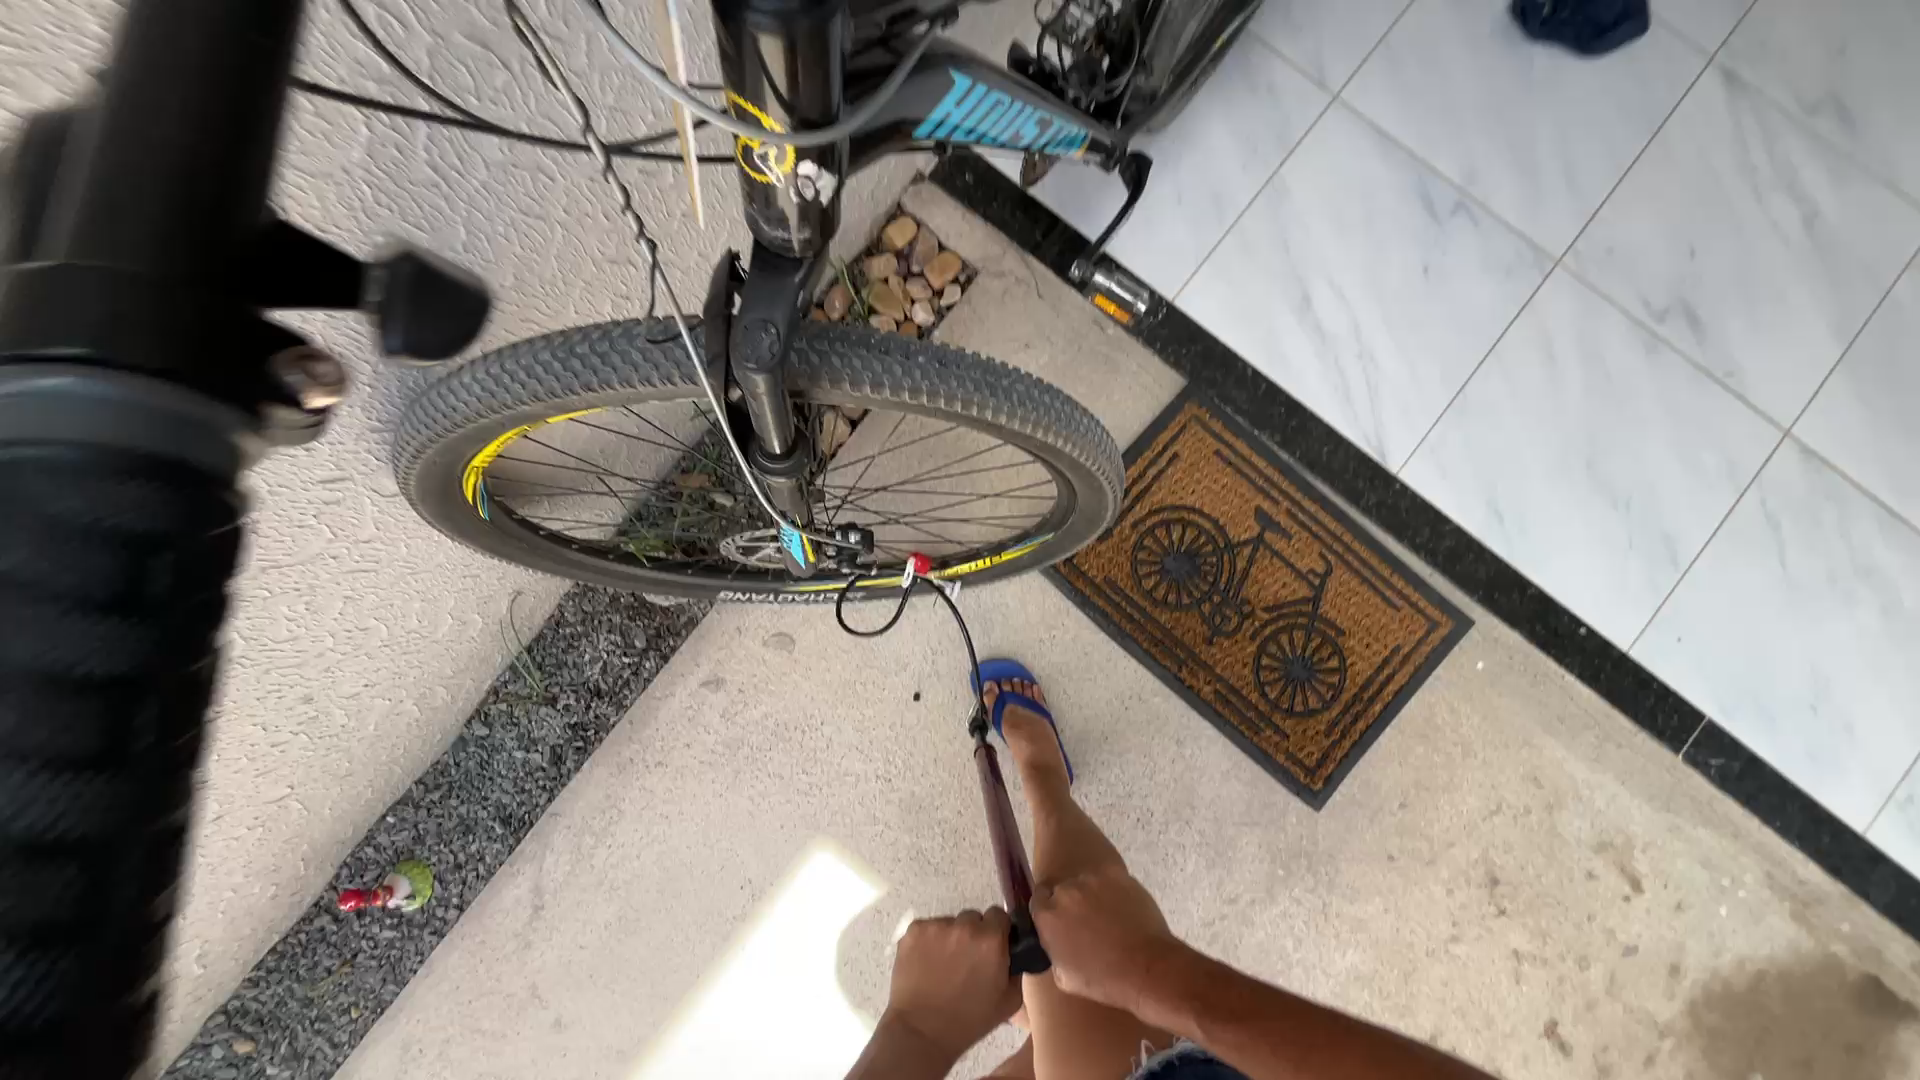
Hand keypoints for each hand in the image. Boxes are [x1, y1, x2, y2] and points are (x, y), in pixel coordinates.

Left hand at [881, 908, 1021, 1059]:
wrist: (922, 1032)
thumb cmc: (969, 1021)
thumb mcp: (1009, 1000)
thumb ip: (1018, 967)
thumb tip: (1016, 948)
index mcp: (991, 940)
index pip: (999, 915)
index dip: (997, 930)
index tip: (991, 946)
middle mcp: (964, 926)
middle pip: (973, 917)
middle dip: (974, 934)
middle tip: (968, 960)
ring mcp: (936, 926)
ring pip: (949, 923)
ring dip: (950, 938)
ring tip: (944, 965)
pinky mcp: (914, 930)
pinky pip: (927, 928)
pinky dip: (928, 941)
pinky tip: (926, 963)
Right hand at [1031, 863, 1184, 1011]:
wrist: (1147, 968)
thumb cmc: (1104, 980)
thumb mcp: (1063, 977)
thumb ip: (1052, 949)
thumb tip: (1054, 939)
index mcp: (1048, 915)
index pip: (1038, 899)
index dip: (1049, 909)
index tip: (1060, 920)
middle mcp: (1065, 890)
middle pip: (1062, 889)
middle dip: (1070, 903)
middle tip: (1086, 921)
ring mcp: (1091, 879)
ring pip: (1085, 882)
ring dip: (1091, 895)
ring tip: (1109, 916)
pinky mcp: (1116, 874)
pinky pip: (1108, 879)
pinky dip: (1112, 890)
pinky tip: (1123, 910)